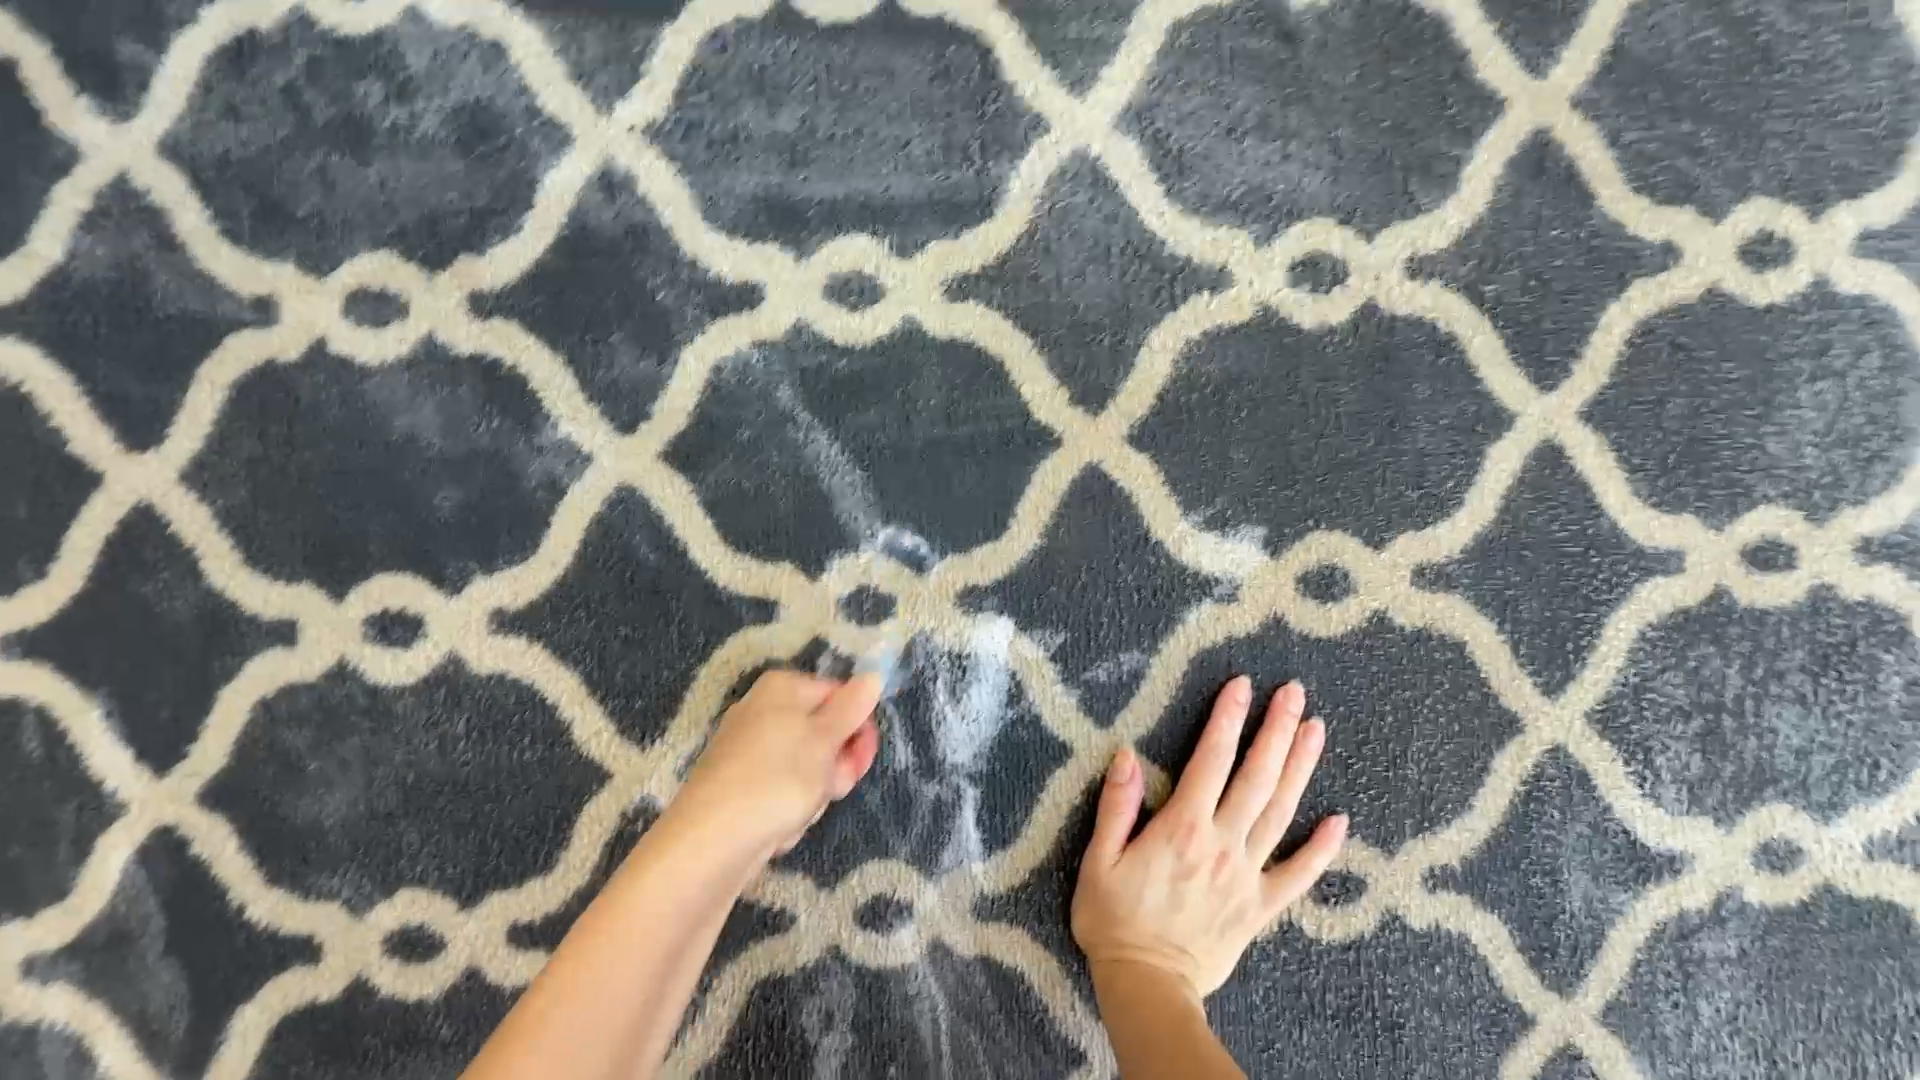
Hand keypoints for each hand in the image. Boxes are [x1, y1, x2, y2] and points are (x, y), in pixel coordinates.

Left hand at [673, 670, 884, 859]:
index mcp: (783, 688)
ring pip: (807, 768)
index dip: (857, 728)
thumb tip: (872, 676)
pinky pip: (782, 791)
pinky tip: (780, 826)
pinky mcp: (741, 785)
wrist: (712, 842)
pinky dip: (789, 808)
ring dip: (815, 792)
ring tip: (799, 811)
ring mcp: (750, 750)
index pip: (840, 696)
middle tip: (830, 786)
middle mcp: (763, 710)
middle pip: (824, 733)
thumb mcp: (825, 738)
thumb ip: (852, 706)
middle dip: (835, 765)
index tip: (861, 758)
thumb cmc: (777, 778)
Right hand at [1071, 676, 1347, 997]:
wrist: (1146, 986)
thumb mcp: (1098, 860)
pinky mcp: (1260, 906)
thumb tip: (1126, 754)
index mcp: (1182, 828)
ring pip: (1281, 812)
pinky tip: (1340, 820)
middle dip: (1275, 730)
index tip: (1242, 686)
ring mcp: (1247, 875)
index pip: (1211, 760)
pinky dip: (1321, 847)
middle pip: (1256, 777)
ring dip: (1300, 767)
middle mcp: (1222, 844)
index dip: (1227, 719)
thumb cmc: (1113, 920)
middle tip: (1294, 692)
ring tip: (1316, 728)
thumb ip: (1115, 806)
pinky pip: (1299, 874)